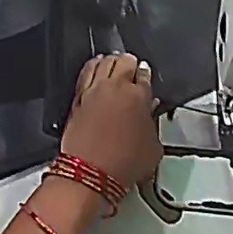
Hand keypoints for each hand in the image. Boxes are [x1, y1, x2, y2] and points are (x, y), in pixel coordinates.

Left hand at [60, 53, 160, 186]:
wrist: (91, 172)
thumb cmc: (122, 163)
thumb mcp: (153, 148)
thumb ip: (153, 124)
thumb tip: (150, 116)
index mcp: (140, 97)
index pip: (145, 75)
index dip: (146, 75)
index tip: (145, 76)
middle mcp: (117, 88)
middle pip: (125, 62)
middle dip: (130, 63)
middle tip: (132, 66)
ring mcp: (95, 90)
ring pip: (104, 62)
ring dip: (112, 61)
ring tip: (115, 61)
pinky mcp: (79, 97)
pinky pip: (86, 72)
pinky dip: (92, 65)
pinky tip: (95, 65)